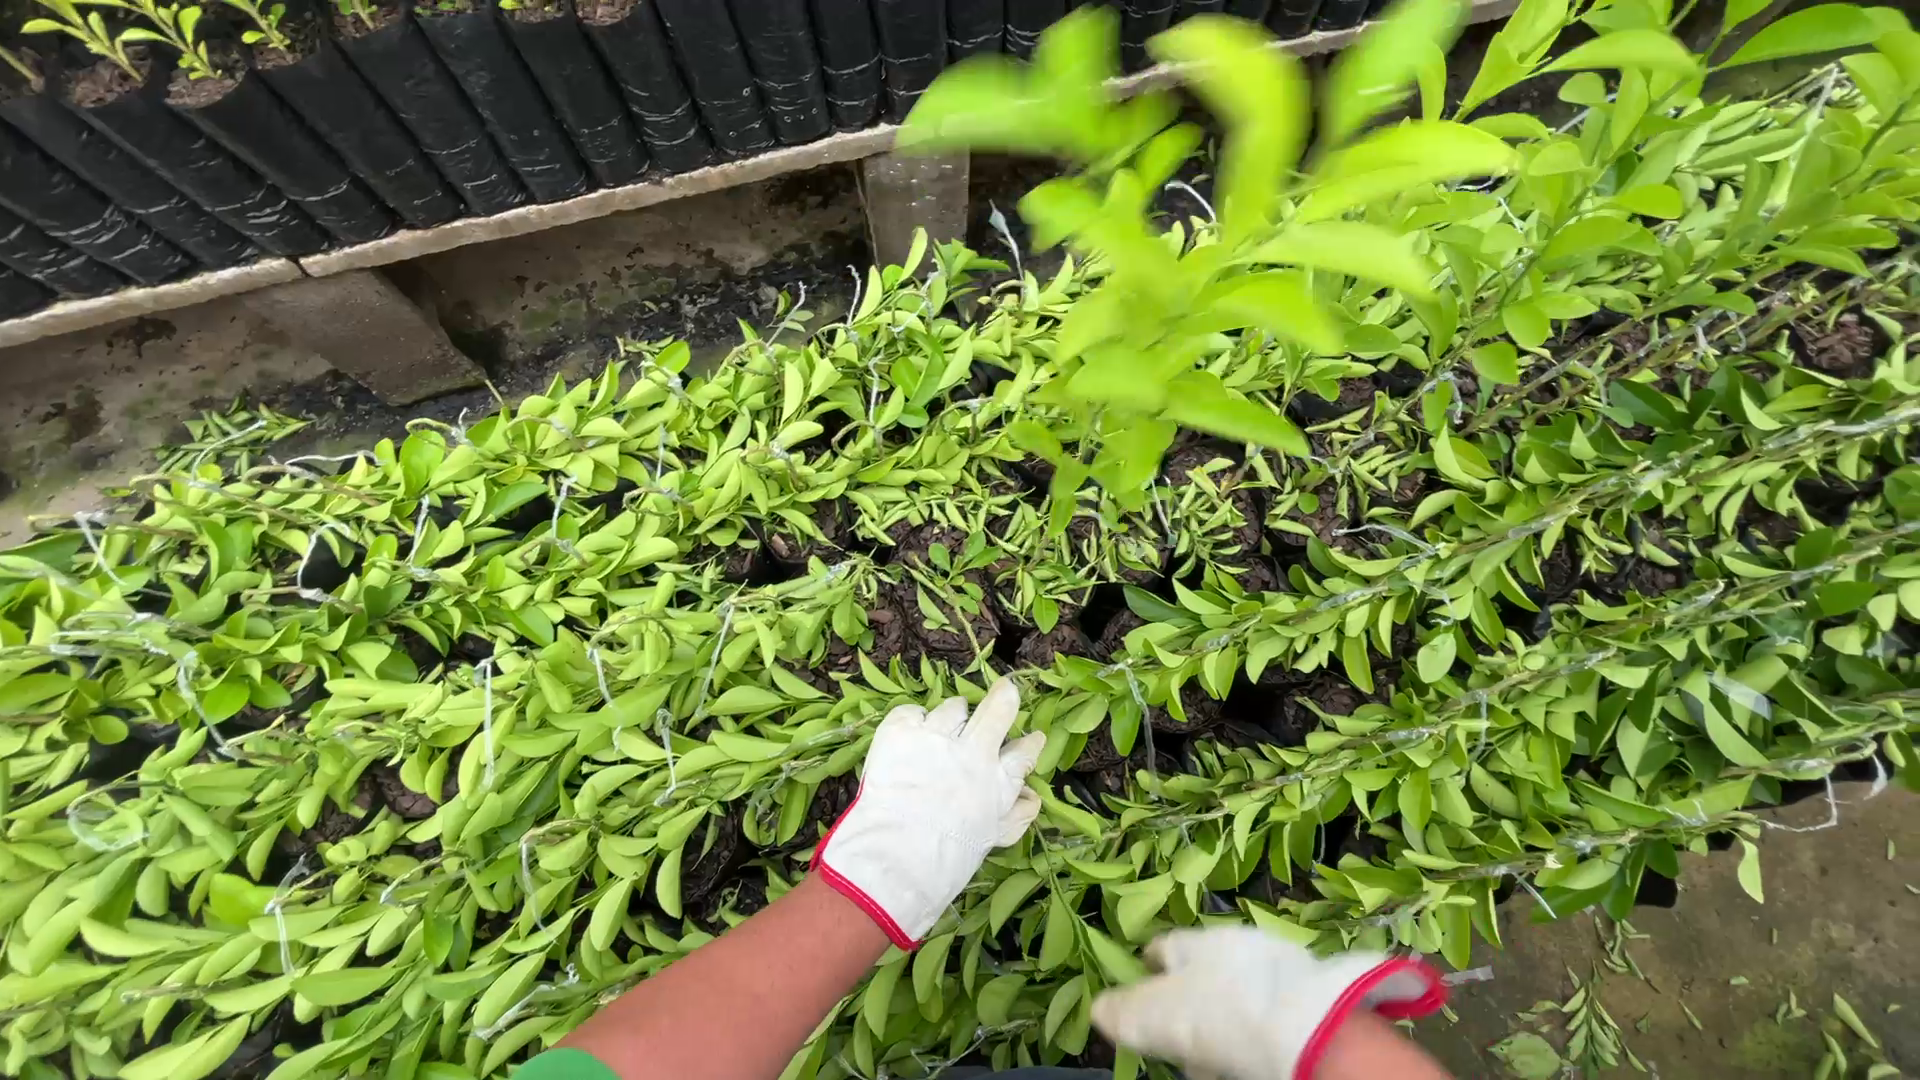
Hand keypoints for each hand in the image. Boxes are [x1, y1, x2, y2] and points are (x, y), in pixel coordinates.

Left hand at [813, 678, 1043, 946]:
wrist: (894, 860)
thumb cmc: (947, 861)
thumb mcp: (991, 840)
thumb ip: (1016, 816)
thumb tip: (1034, 798)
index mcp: (997, 781)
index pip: (1023, 752)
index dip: (1030, 743)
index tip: (1033, 738)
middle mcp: (972, 751)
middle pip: (998, 709)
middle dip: (1004, 697)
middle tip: (1005, 691)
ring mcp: (936, 736)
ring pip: (954, 708)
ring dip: (952, 718)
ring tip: (940, 736)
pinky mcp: (901, 730)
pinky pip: (913, 712)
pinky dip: (914, 722)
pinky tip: (910, 739)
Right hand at [1090, 927, 1446, 1079]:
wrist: (1311, 1032)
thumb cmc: (1219, 1013)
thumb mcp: (1157, 1017)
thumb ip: (1124, 1012)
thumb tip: (1097, 1009)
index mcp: (1195, 942)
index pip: (1163, 948)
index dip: (1148, 969)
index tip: (1141, 987)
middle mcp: (1235, 945)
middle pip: (1200, 972)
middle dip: (1187, 1001)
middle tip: (1177, 1039)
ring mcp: (1276, 970)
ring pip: (1237, 994)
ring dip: (1223, 1020)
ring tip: (1213, 1057)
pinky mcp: (1309, 1000)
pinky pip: (1268, 1016)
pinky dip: (1255, 1034)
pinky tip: (1252, 1058)